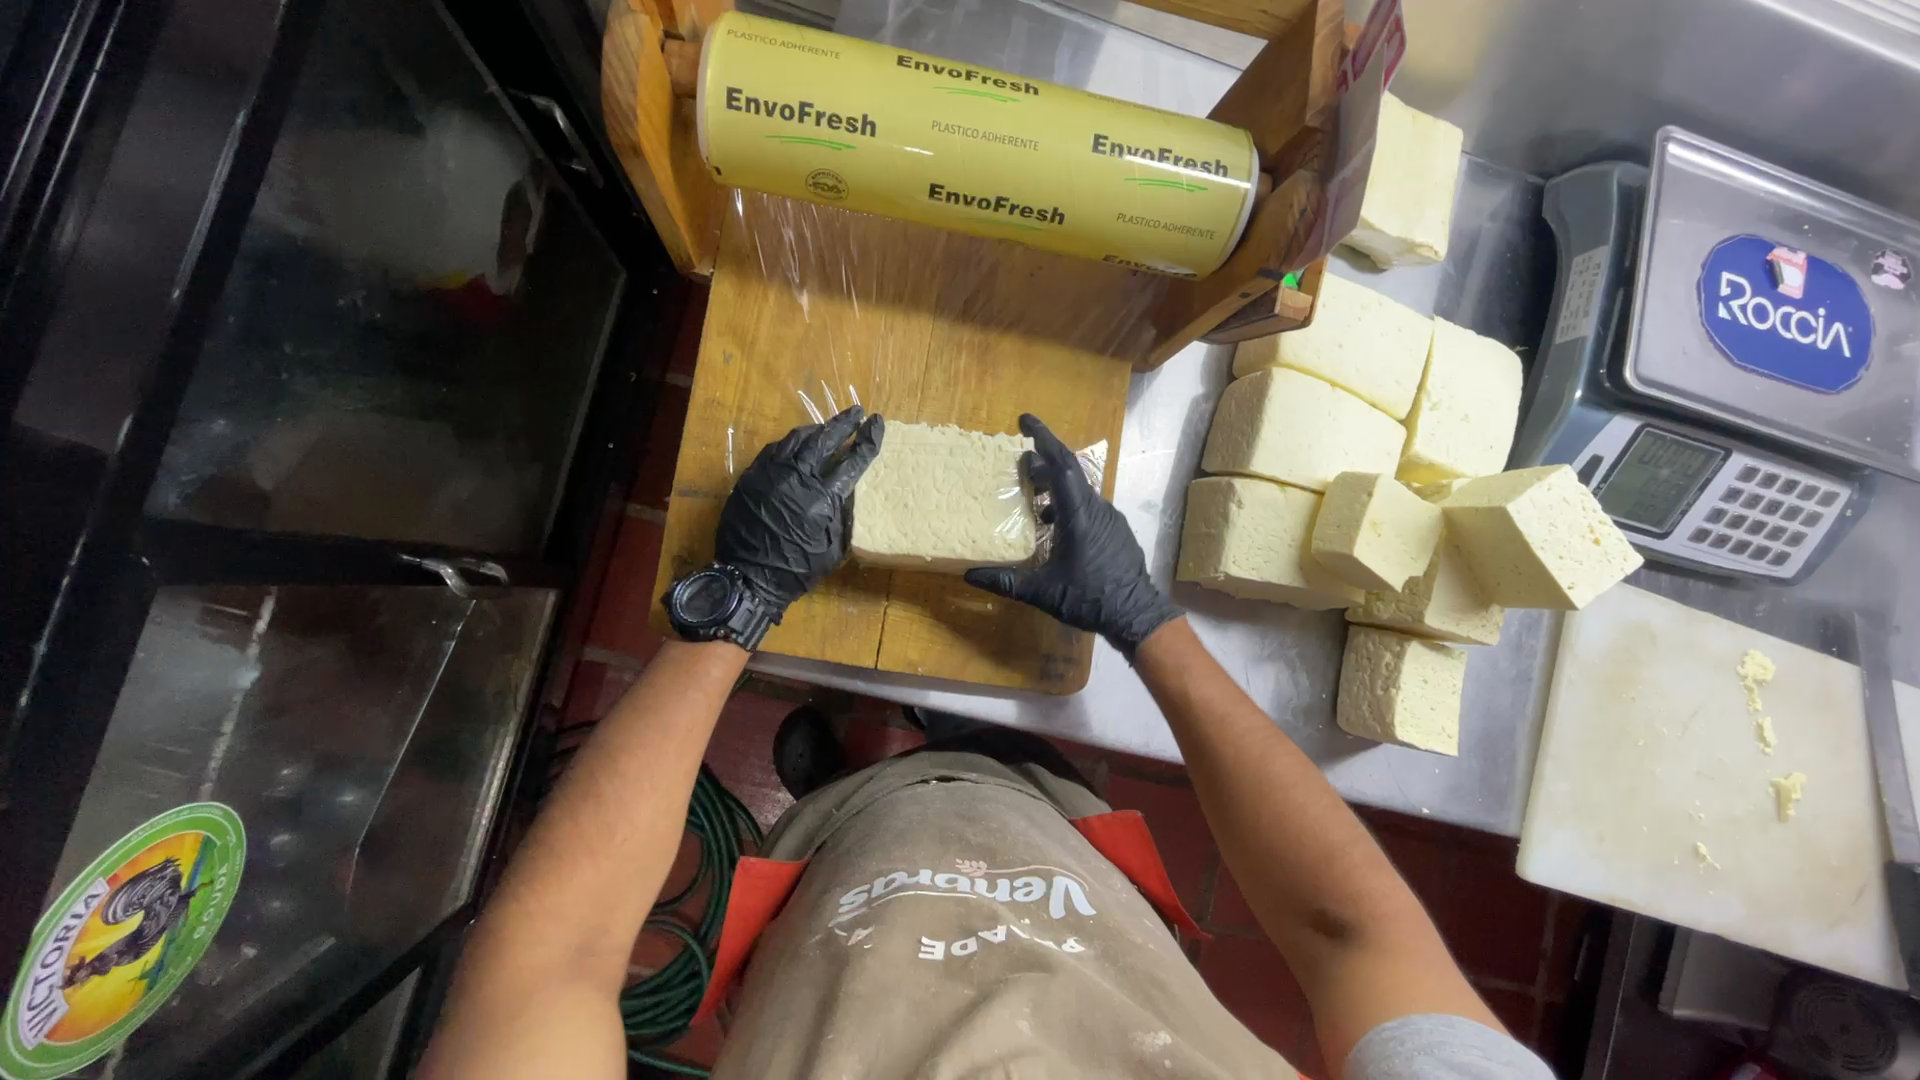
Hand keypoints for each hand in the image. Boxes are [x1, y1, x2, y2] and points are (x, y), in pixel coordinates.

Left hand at [715, 406, 883, 619]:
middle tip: (857, 412)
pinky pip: (774, 450)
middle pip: (824, 440)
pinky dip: (791, 443)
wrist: (749, 578)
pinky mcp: (752, 477)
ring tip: (828, 426)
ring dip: (816, 430)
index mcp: (822, 498)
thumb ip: (843, 514)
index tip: (877, 423)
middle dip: (843, 424)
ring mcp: (771, 474)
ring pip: (796, 439)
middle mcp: (797, 479)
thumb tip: (847, 491)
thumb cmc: (798, 569)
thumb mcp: (834, 547)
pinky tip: (797, 444)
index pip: (852, 460)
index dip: (867, 440)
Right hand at [964, 414, 1180, 659]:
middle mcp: (1096, 509)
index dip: (1043, 439)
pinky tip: (1054, 524)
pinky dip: (1067, 503)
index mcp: (1079, 515)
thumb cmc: (1090, 598)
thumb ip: (1006, 582)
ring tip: (1033, 494)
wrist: (1136, 614)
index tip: (1024, 421)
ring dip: (1055, 485)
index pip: (1061, 464)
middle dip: (1044, 459)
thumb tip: (970, 575)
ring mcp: (1109, 518)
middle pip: (1069, 472)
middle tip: (1020, 459)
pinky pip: (1088, 505)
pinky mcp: (1115, 530)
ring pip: (1079, 489)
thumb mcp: (1043, 592)